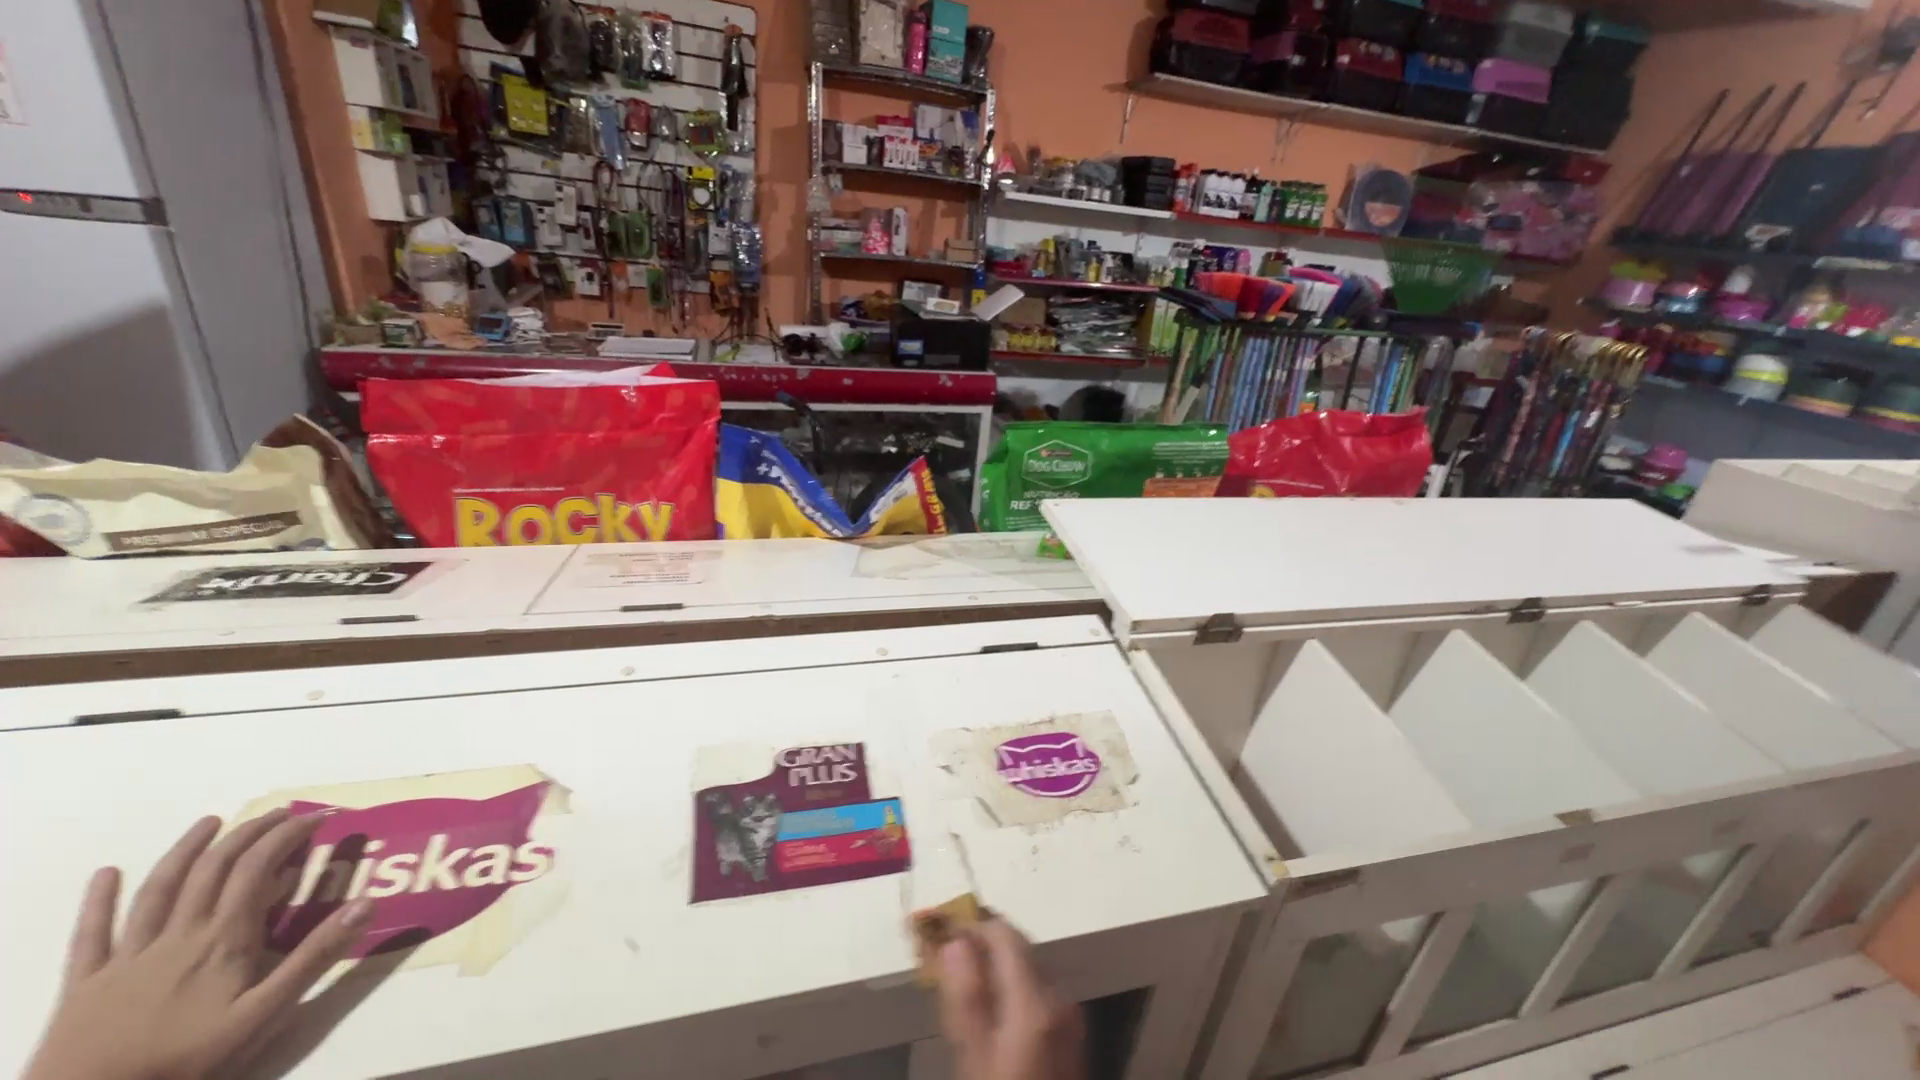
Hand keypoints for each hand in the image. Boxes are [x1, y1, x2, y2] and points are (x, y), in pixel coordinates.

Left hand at [24, 811, 372, 1079]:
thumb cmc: (186, 1061)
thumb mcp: (265, 1014)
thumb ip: (313, 958)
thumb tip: (365, 904)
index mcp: (223, 940)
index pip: (258, 869)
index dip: (288, 836)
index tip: (317, 817)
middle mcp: (179, 934)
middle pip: (213, 869)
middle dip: (249, 834)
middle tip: (278, 814)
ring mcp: (128, 955)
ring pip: (159, 889)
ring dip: (186, 850)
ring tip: (210, 822)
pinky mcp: (87, 981)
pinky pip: (91, 933)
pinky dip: (98, 900)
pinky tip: (105, 873)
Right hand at [938, 917, 1084, 1079]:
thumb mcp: (973, 1058)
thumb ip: (965, 997)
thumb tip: (955, 941)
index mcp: (1035, 1001)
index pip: (1004, 935)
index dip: (972, 925)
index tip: (941, 930)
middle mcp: (1059, 996)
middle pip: (1019, 947)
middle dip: (982, 942)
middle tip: (945, 953)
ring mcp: (1070, 1013)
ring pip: (1028, 966)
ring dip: (996, 963)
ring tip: (961, 978)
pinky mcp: (1071, 1028)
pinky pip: (1037, 989)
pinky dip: (1012, 984)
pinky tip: (990, 1004)